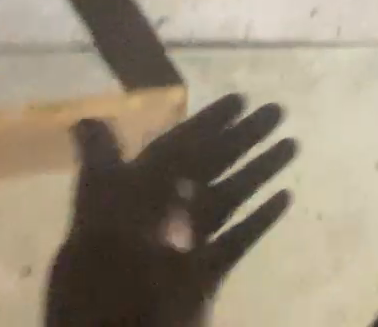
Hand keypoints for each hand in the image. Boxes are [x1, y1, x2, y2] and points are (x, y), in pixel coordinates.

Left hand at [47, 95, 295, 326]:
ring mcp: (184, 247)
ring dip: (261, 170)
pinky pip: (237, 239)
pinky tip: (286, 196)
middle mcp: (159, 219)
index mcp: (131, 202)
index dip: (205, 122)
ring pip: (229, 198)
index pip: (173, 150)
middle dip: (244, 137)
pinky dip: (261, 218)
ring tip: (293, 144)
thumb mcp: (99, 215)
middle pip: (208, 168)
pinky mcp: (205, 275)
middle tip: (279, 110)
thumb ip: (101, 169)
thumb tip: (85, 120)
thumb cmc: (106, 277)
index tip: (242, 99)